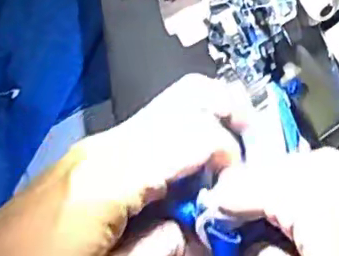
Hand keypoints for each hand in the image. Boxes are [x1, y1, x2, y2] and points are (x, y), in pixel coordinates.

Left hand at [0, 74, 253, 255]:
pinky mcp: (85, 160)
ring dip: (204, 128)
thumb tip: (201, 228)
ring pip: (170, 107)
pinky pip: (148, 132)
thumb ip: (159, 250)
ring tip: (222, 168)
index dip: (229, 154)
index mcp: (110, 174)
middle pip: (187, 97)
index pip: (194, 133)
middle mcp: (106, 145)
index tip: (241, 189)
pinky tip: (182, 183)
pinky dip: (178, 144)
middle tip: (253, 151)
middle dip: (228, 115)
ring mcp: (94, 148)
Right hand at [203, 147, 338, 255]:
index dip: (211, 214)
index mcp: (311, 179)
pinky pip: (315, 198)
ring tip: (271, 248)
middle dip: (242, 220)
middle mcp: (331, 165)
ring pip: (286, 191)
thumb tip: (227, 243)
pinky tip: (300, 244)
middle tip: (228, 243)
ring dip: (272, 223)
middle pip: (260, 183)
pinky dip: (300, 221)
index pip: (234, 181)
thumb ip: (260, 254)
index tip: (195, 235)